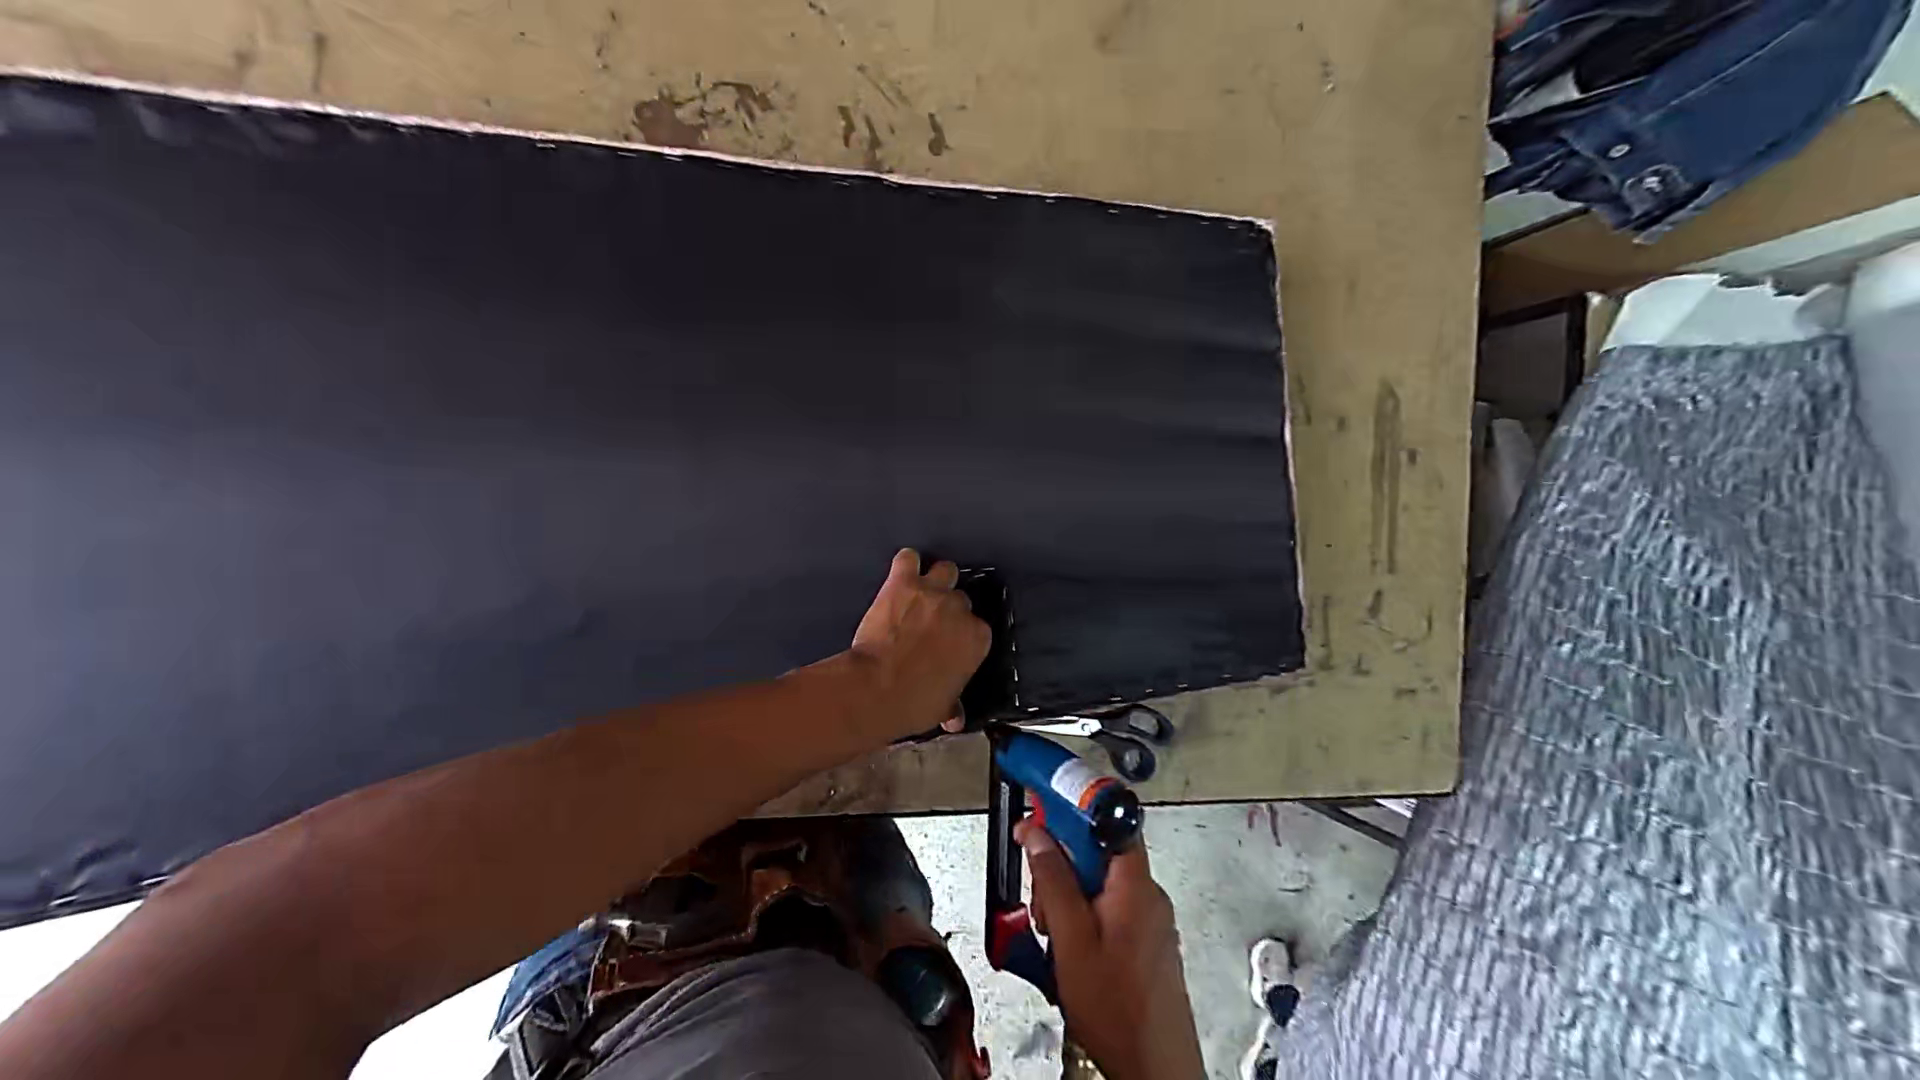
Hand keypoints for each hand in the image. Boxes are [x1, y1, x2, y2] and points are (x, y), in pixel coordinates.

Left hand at [847, 549, 990, 741]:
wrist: (876, 688)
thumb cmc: (914, 702)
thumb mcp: (941, 707)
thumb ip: (952, 705)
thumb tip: (955, 719)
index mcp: (977, 638)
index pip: (978, 627)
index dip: (962, 632)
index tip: (950, 641)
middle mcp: (959, 609)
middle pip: (960, 598)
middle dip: (948, 607)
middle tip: (931, 620)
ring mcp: (932, 592)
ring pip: (944, 569)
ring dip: (935, 578)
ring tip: (921, 591)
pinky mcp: (903, 582)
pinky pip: (909, 559)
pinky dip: (906, 563)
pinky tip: (901, 572)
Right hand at [1019, 820, 1204, 1079]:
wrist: (1155, 1071)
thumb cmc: (1115, 1006)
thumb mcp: (1071, 940)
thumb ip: (1054, 881)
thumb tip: (1038, 832)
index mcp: (1134, 883)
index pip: (1109, 819)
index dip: (1073, 808)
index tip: (1041, 809)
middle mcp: (1147, 893)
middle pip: (1098, 852)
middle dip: (1062, 867)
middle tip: (1042, 902)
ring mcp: (1150, 918)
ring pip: (1100, 882)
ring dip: (1069, 897)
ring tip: (1054, 936)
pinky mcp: (1146, 940)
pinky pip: (1109, 907)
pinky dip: (1084, 916)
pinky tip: (1069, 948)